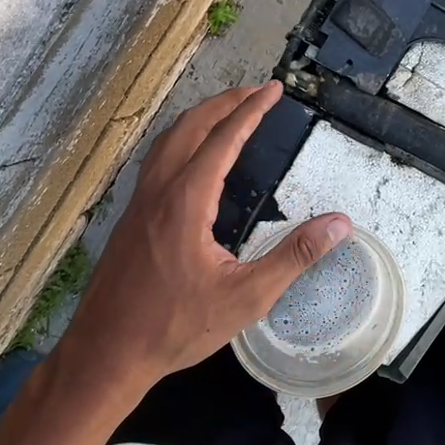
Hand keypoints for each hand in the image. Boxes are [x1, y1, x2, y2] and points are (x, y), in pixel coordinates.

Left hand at [58, 82, 352, 392]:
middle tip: (257, 90)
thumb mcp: (247, 297)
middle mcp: (159, 191)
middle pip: (191, 127)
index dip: (252, 110)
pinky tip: (189, 156)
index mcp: (187, 201)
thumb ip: (294, 257)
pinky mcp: (130, 218)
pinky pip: (157, 159)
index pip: (224, 139)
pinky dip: (181, 138)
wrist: (105, 355)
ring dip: (200, 116)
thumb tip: (339, 224)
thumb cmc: (176, 327)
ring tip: (227, 110)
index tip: (274, 89)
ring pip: (168, 140)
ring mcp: (139, 203)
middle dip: (225, 102)